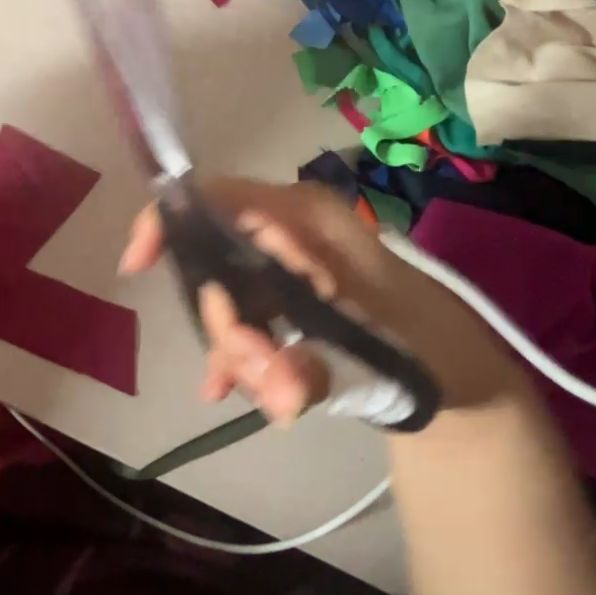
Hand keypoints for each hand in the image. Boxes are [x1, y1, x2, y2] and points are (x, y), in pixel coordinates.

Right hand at [119, 179, 527, 423]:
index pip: (215, 196)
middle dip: (225, 325)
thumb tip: (267, 372)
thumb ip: (318, 361)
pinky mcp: (278, 297)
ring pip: (222, 298)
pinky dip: (234, 359)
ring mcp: (278, 265)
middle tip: (258, 375)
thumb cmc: (427, 346)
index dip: (167, 221)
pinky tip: (233, 391)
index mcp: (304, 216)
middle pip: (212, 261)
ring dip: (236, 352)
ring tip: (278, 398)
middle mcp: (283, 231)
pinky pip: (236, 321)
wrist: (457, 376)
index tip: (138, 265)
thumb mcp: (381, 348)